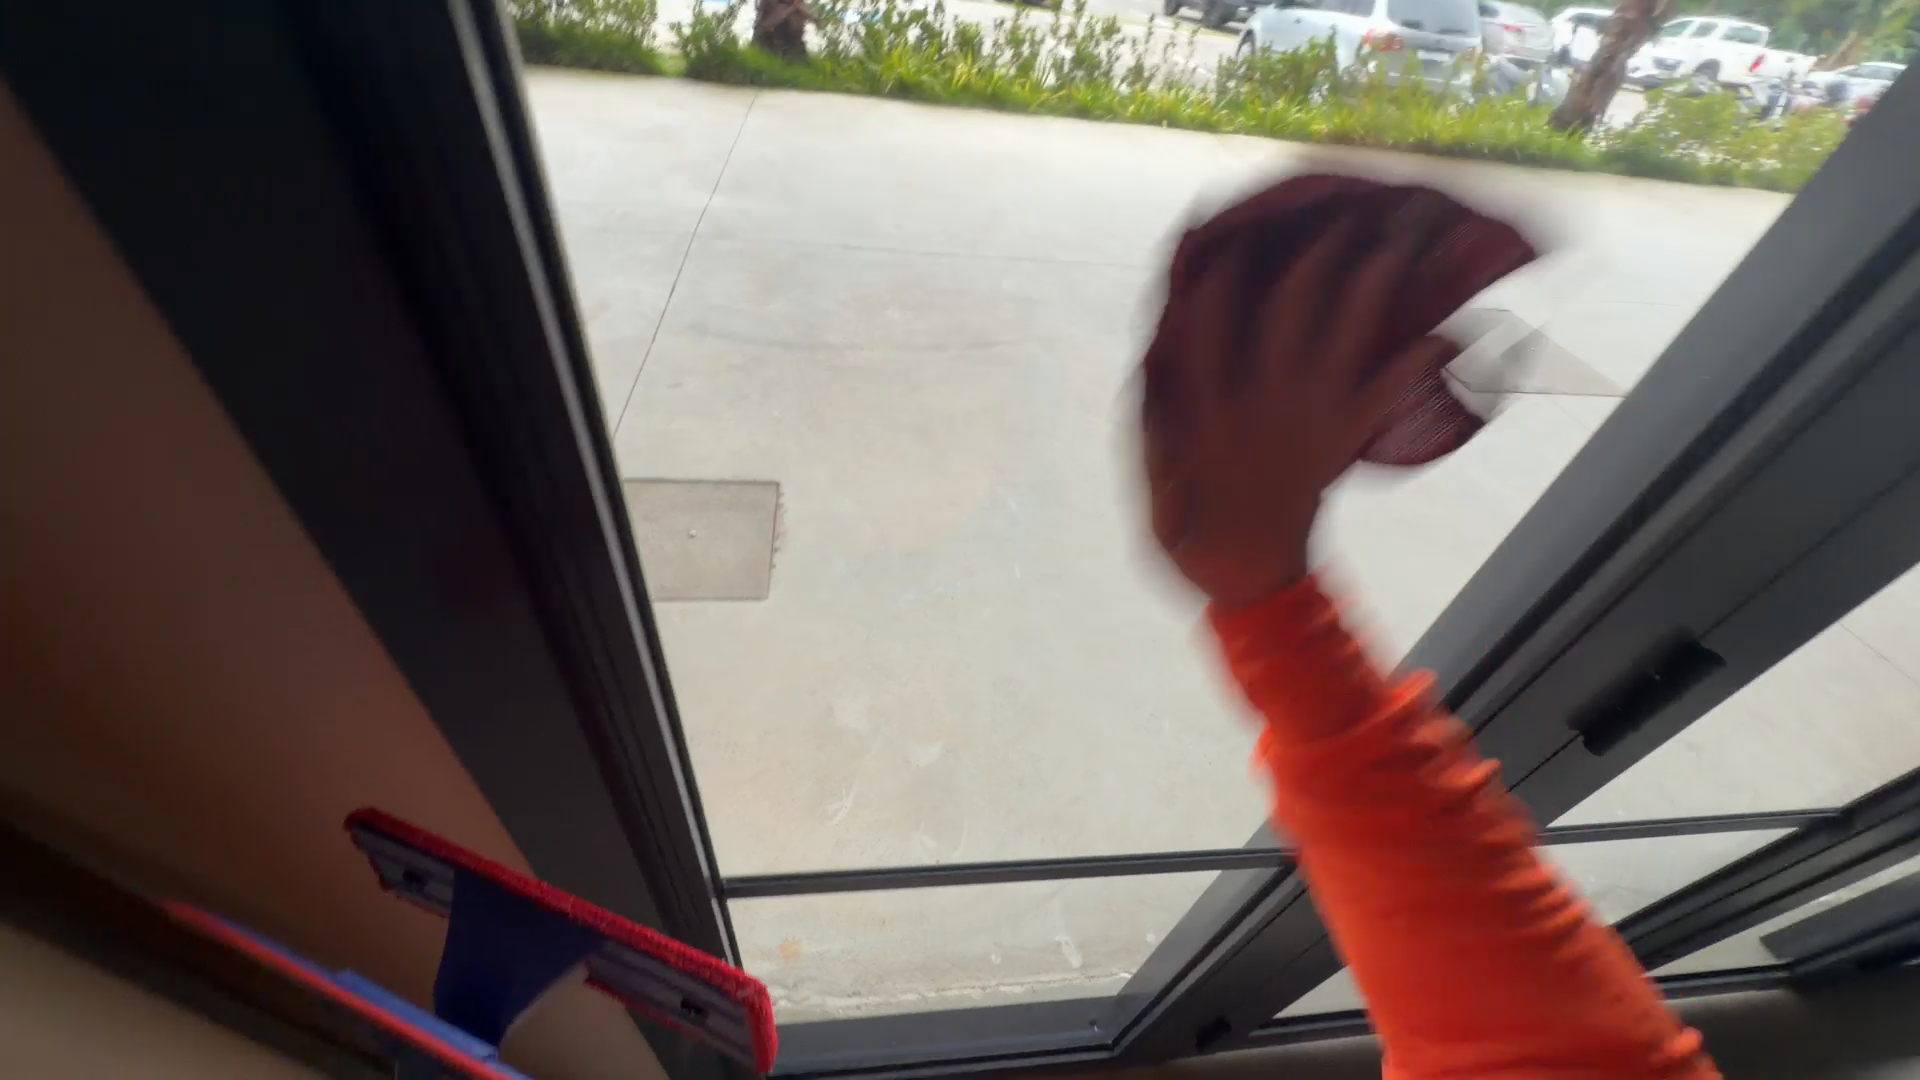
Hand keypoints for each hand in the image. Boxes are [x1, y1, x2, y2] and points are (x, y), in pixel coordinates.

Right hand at [1142, 214, 1456, 610]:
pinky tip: (1445, 331)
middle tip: (1333, 218)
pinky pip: (1385, 395)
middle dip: (1310, 263)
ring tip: (1391, 242)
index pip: (1209, 331)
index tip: (1229, 240)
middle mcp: (1260, 404)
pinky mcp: (1339, 442)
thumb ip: (1152, 422)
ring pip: (1342, 338)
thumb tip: (1156, 356)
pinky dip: (1419, 363)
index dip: (1220, 281)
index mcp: (1208, 411)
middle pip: (1288, 317)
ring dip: (1369, 287)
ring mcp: (1306, 421)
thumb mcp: (1149, 479)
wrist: (1247, 575)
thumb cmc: (1189, 531)